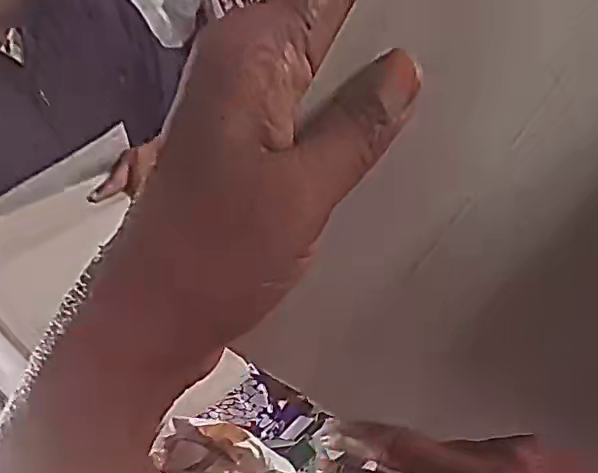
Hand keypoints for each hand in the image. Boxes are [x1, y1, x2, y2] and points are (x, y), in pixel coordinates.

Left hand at [99, 0, 421, 361]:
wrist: (163, 316)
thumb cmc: (215, 258)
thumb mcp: (301, 194)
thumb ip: (355, 130)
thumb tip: (403, 72)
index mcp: (250, 54)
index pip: (328, 0)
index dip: (382, 18)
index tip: (434, 33)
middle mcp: (243, 71)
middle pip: (328, 36)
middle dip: (381, 61)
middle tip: (432, 92)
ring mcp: (244, 115)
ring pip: (321, 87)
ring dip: (362, 108)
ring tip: (405, 133)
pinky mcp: (250, 157)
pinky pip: (307, 131)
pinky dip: (339, 144)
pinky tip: (370, 166)